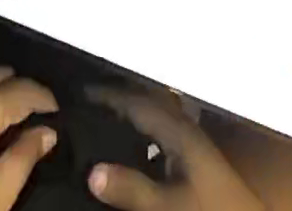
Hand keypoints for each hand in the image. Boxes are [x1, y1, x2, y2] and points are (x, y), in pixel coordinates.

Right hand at [84, 87, 265, 210]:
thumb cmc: (210, 210)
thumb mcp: (167, 206)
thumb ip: (131, 189)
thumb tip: (92, 171)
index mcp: (179, 132)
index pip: (139, 103)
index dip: (110, 96)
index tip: (81, 93)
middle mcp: (185, 130)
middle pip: (148, 103)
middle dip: (119, 99)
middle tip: (86, 103)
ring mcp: (191, 145)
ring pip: (156, 118)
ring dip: (131, 115)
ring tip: (100, 121)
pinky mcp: (193, 161)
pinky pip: (161, 135)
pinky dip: (141, 134)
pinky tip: (128, 153)